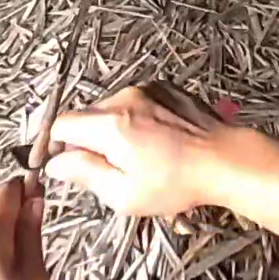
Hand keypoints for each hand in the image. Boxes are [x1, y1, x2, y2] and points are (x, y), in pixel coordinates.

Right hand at [44, 83, 232, 216]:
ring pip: (111, 107)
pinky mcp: (165, 86)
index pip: (63, 124)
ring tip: (138, 154)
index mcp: (111, 124)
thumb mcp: (124, 193)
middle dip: (88, 139)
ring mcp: (147, 87)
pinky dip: (135, 116)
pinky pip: (135, 99)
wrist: (223, 158)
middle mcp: (126, 97)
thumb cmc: (175, 183)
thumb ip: (85, 173)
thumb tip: (55, 164)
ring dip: (112, 127)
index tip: (65, 163)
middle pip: (87, 114)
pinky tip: (154, 138)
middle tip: (109, 167)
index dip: (56, 145)